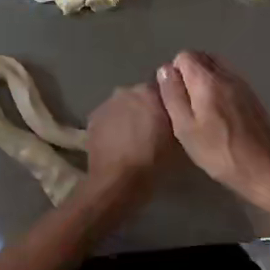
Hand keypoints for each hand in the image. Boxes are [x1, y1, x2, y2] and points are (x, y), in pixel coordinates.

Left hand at [83, 82, 174, 202]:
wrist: (117, 180)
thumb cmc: (153, 161)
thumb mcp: (176, 139)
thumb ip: (175, 117)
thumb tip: (175, 110)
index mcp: (149, 92)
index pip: (161, 89)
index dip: (164, 104)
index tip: (168, 117)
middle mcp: (126, 91)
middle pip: (139, 96)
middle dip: (144, 108)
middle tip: (151, 128)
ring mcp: (106, 103)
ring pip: (121, 106)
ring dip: (127, 116)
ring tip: (132, 138)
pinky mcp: (92, 117)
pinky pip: (107, 117)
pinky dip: (112, 126)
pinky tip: (117, 143)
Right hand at [155, 51, 269, 218]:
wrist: (266, 169)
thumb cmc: (219, 152)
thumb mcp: (185, 128)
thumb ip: (173, 95)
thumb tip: (165, 70)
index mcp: (207, 80)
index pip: (185, 56)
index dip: (174, 72)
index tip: (174, 96)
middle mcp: (226, 74)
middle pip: (203, 57)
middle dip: (189, 72)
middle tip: (185, 102)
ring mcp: (243, 84)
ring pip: (217, 67)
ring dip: (205, 79)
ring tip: (200, 108)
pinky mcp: (253, 96)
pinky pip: (229, 79)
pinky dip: (219, 87)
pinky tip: (218, 113)